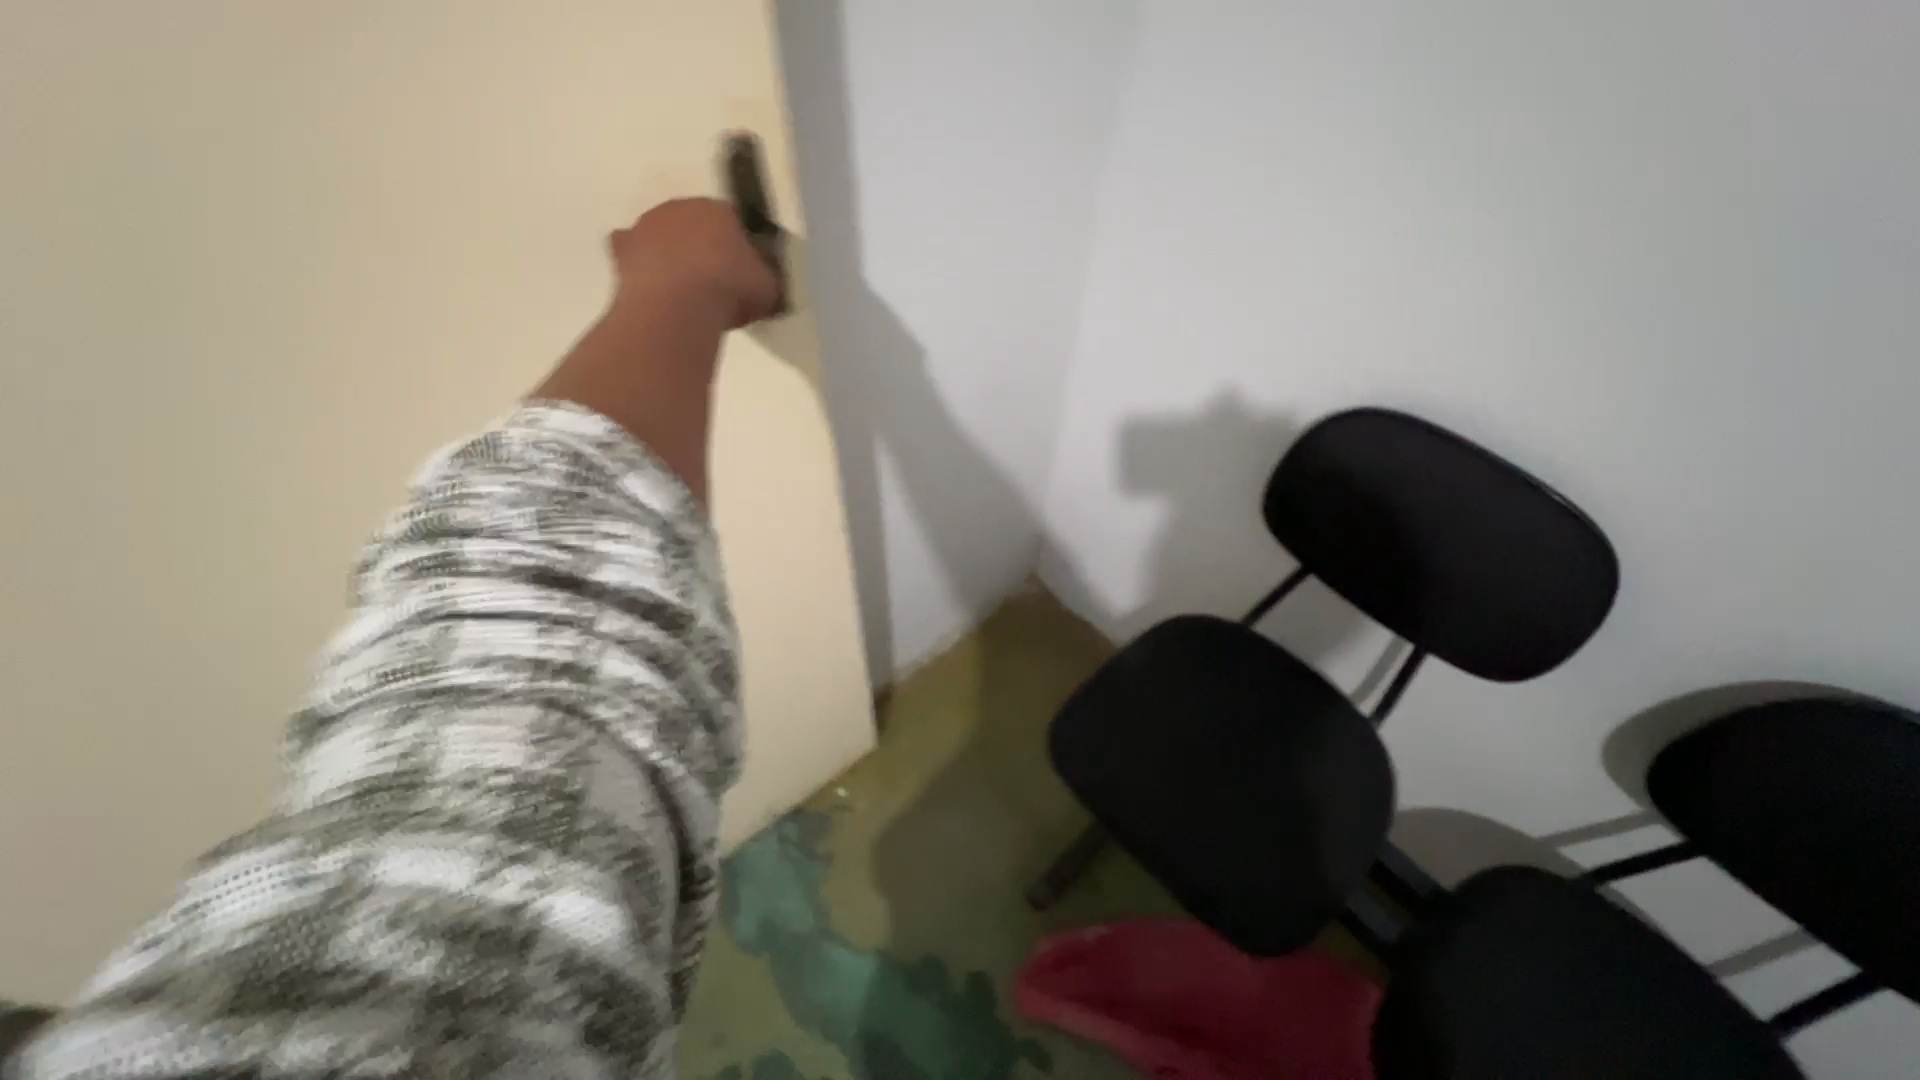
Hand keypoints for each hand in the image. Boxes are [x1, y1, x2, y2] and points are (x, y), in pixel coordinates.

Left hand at [609, 197, 782, 328]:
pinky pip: (629, 250)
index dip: (736, 246)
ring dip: (669, 252)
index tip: (740, 271)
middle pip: (693, 223)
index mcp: (719, 209)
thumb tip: (765, 277)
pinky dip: (636, 262)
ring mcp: (647, 225)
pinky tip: (648, 283)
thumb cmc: (730, 290)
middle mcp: (680, 207)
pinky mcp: (622, 248)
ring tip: (680, 288)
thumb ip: (766, 276)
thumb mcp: (768, 288)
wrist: (678, 306)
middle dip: (700, 245)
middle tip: (711, 280)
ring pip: (661, 234)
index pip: (732, 220)